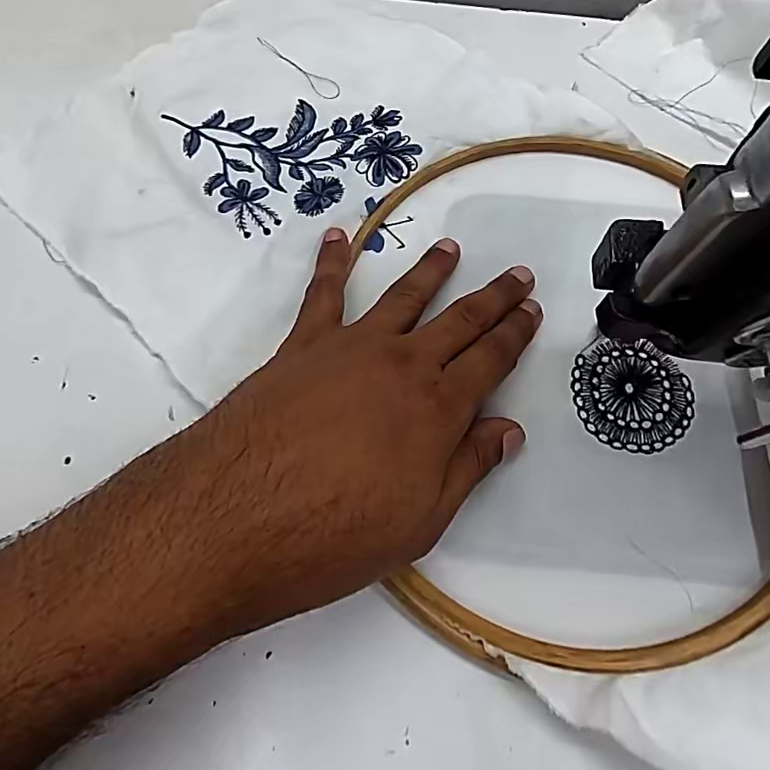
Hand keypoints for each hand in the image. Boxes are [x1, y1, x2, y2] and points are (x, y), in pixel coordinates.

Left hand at [145, 229, 539, 637]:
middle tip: (517, 275)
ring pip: (403, 297)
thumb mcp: (420, 520)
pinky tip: (338, 236)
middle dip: (493, 297)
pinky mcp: (304, 344)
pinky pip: (323, 293)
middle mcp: (402, 364)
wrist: (240, 515)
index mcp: (437, 408)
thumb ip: (467, 467)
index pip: (490, 360)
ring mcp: (352, 347)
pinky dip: (332, 261)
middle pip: (459, 320)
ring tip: (451, 248)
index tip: (530, 311)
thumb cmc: (336, 533)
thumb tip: (508, 429)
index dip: (514, 334)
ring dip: (431, 270)